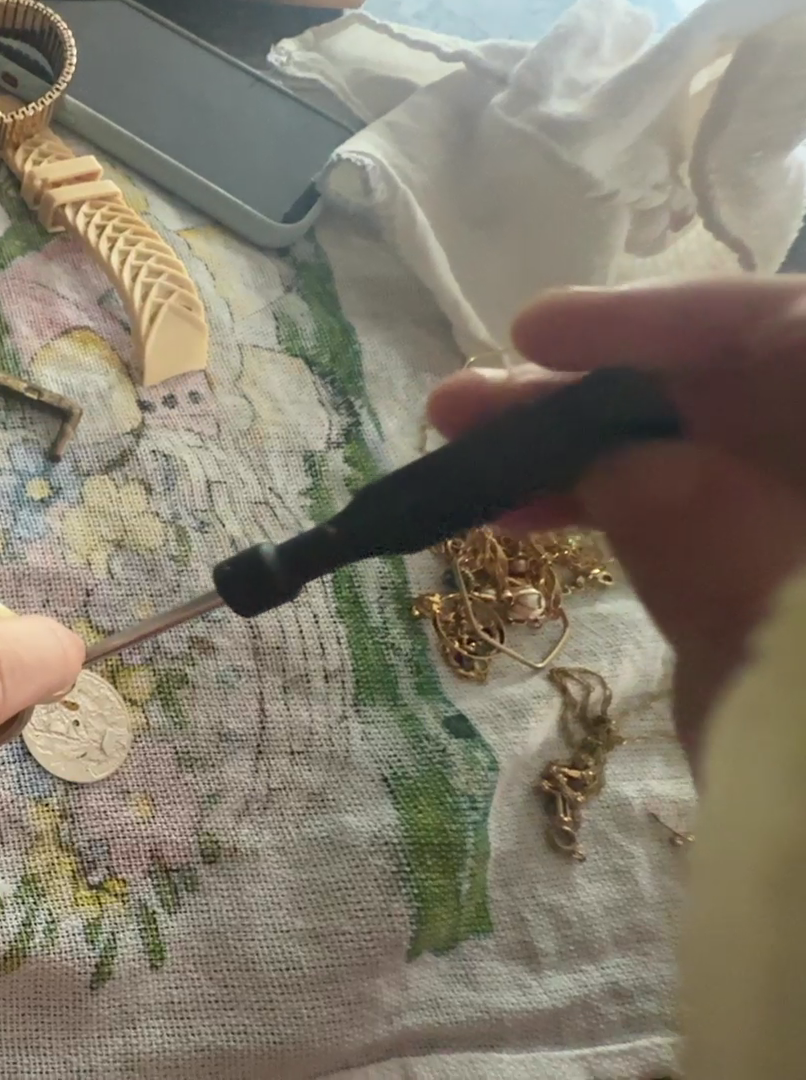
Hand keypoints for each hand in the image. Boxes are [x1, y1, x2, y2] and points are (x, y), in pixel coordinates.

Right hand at [427, 277, 805, 757]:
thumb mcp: (782, 682)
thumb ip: (732, 565)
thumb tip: (623, 464)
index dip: (681, 323)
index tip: (538, 332)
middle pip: (756, 395)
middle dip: (599, 391)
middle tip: (458, 409)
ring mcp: (790, 530)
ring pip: (712, 450)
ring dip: (582, 448)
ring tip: (464, 465)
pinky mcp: (776, 569)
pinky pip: (697, 505)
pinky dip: (614, 501)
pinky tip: (529, 512)